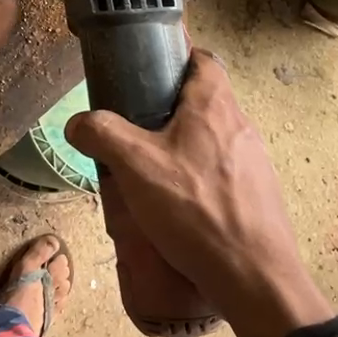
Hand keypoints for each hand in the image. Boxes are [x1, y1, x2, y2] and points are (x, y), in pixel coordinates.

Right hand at [65, 50, 333, 336]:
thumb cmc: (195, 209)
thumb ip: (101, 134)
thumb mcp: (134, 165)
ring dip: (187, 144)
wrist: (256, 280)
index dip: (177, 56)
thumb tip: (77, 124)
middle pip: (207, 99)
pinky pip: (225, 171)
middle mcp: (241, 126)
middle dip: (173, 105)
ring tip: (154, 168)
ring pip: (215, 137)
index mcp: (214, 105)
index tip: (148, 68)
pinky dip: (202, 176)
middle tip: (137, 123)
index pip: (203, 59)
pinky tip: (181, 204)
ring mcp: (256, 163)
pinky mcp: (260, 197)